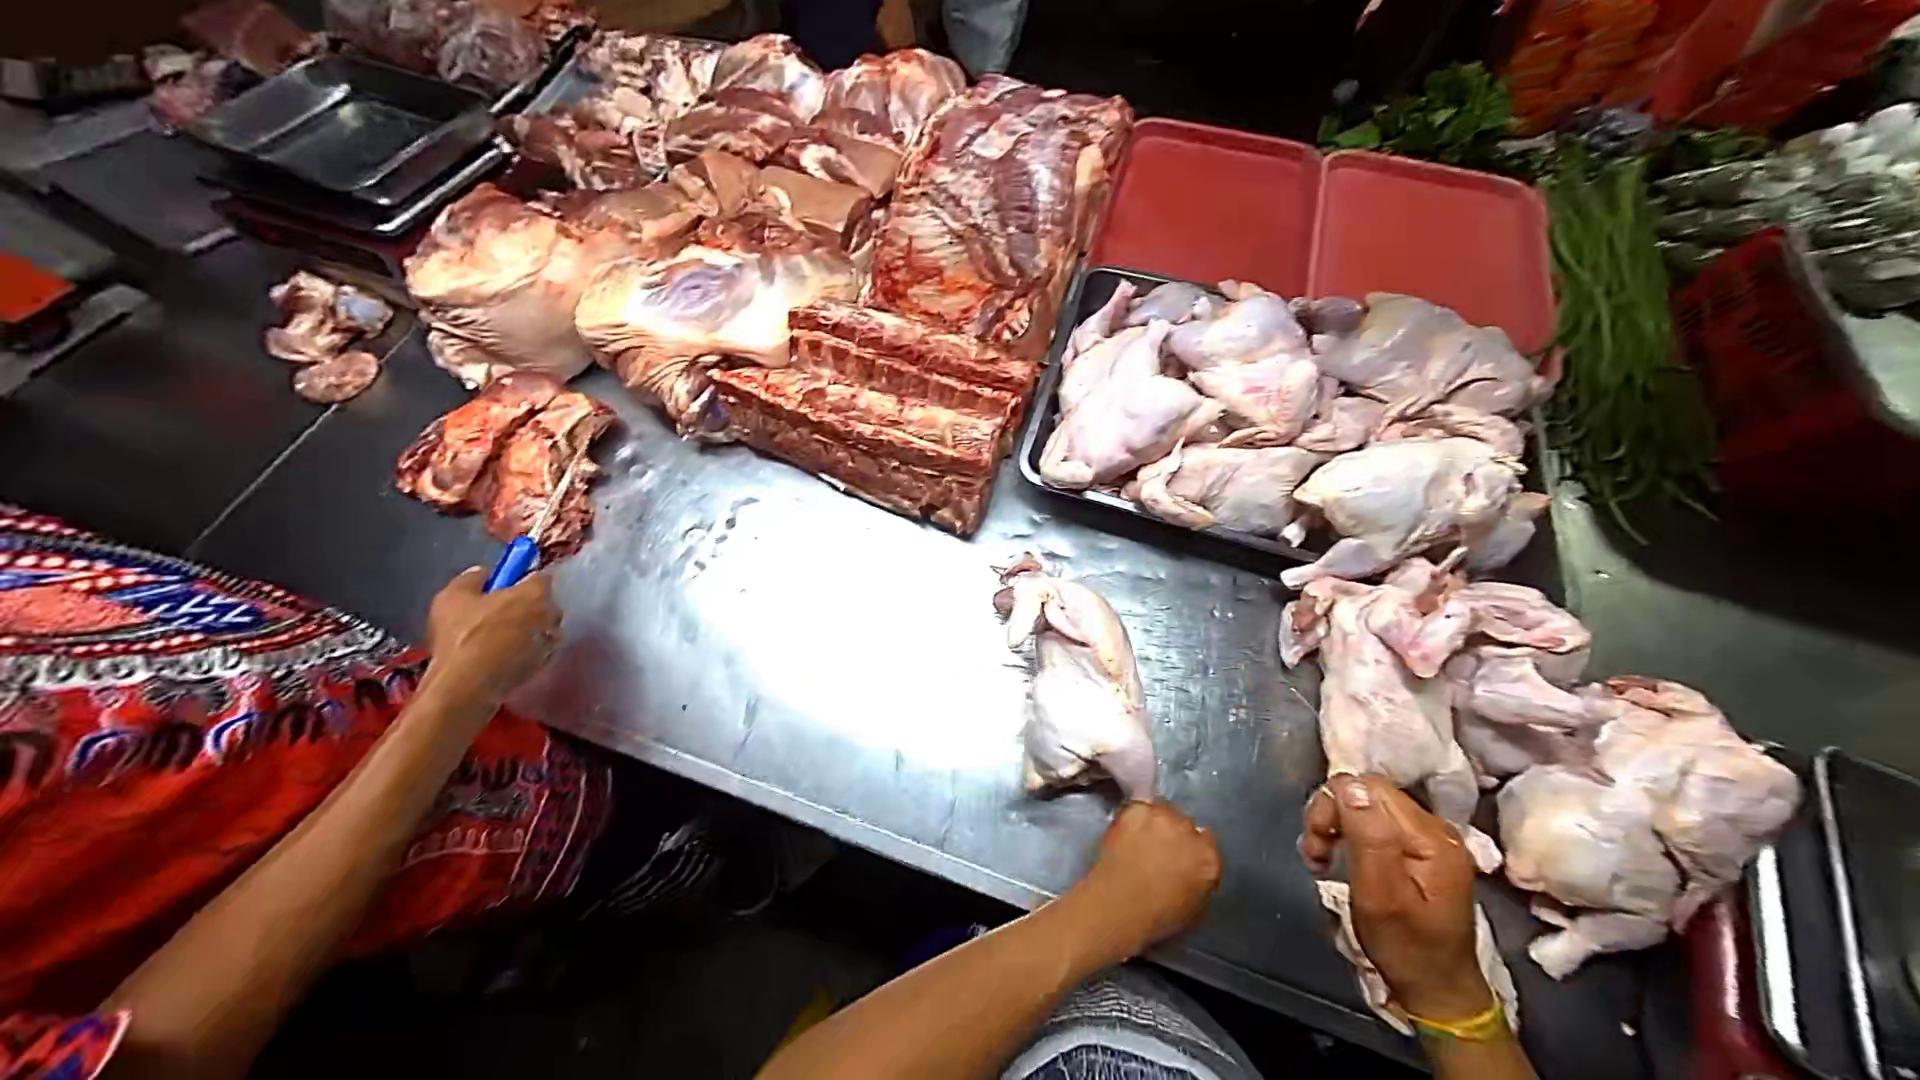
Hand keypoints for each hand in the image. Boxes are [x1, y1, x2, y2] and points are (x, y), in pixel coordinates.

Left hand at [423, 567, 559, 712]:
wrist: (472, 692)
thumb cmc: (498, 637)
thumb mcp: (532, 598)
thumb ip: (540, 583)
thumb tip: (540, 583)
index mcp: (457, 593)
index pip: (489, 572)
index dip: (516, 576)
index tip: (538, 588)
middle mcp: (451, 617)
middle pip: (501, 605)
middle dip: (530, 611)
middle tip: (548, 619)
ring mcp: (459, 647)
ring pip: (507, 632)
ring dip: (531, 636)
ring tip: (545, 644)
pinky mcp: (469, 673)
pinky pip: (504, 657)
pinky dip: (521, 658)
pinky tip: (533, 662)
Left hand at [1068, 801, 1220, 958]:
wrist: (1118, 903)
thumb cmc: (1157, 916)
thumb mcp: (1195, 908)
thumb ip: (1201, 880)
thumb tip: (1194, 869)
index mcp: (1208, 858)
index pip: (1207, 841)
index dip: (1192, 849)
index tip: (1181, 857)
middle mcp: (1188, 830)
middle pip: (1185, 823)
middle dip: (1176, 834)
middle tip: (1159, 849)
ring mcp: (1161, 816)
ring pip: (1163, 810)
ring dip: (1156, 822)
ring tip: (1141, 838)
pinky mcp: (1135, 808)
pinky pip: (1139, 807)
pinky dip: (1134, 816)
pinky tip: (1127, 831)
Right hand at [1299, 774, 1490, 1021]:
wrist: (1436, 990)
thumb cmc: (1406, 947)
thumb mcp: (1381, 895)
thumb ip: (1368, 836)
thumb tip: (1350, 784)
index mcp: (1430, 838)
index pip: (1369, 787)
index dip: (1335, 803)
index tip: (1320, 840)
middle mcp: (1433, 829)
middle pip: (1365, 792)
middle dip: (1331, 814)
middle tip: (1316, 852)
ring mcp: (1426, 839)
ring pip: (1364, 805)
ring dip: (1334, 825)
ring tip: (1321, 858)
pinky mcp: (1415, 850)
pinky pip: (1372, 823)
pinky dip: (1347, 836)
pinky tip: (1337, 858)